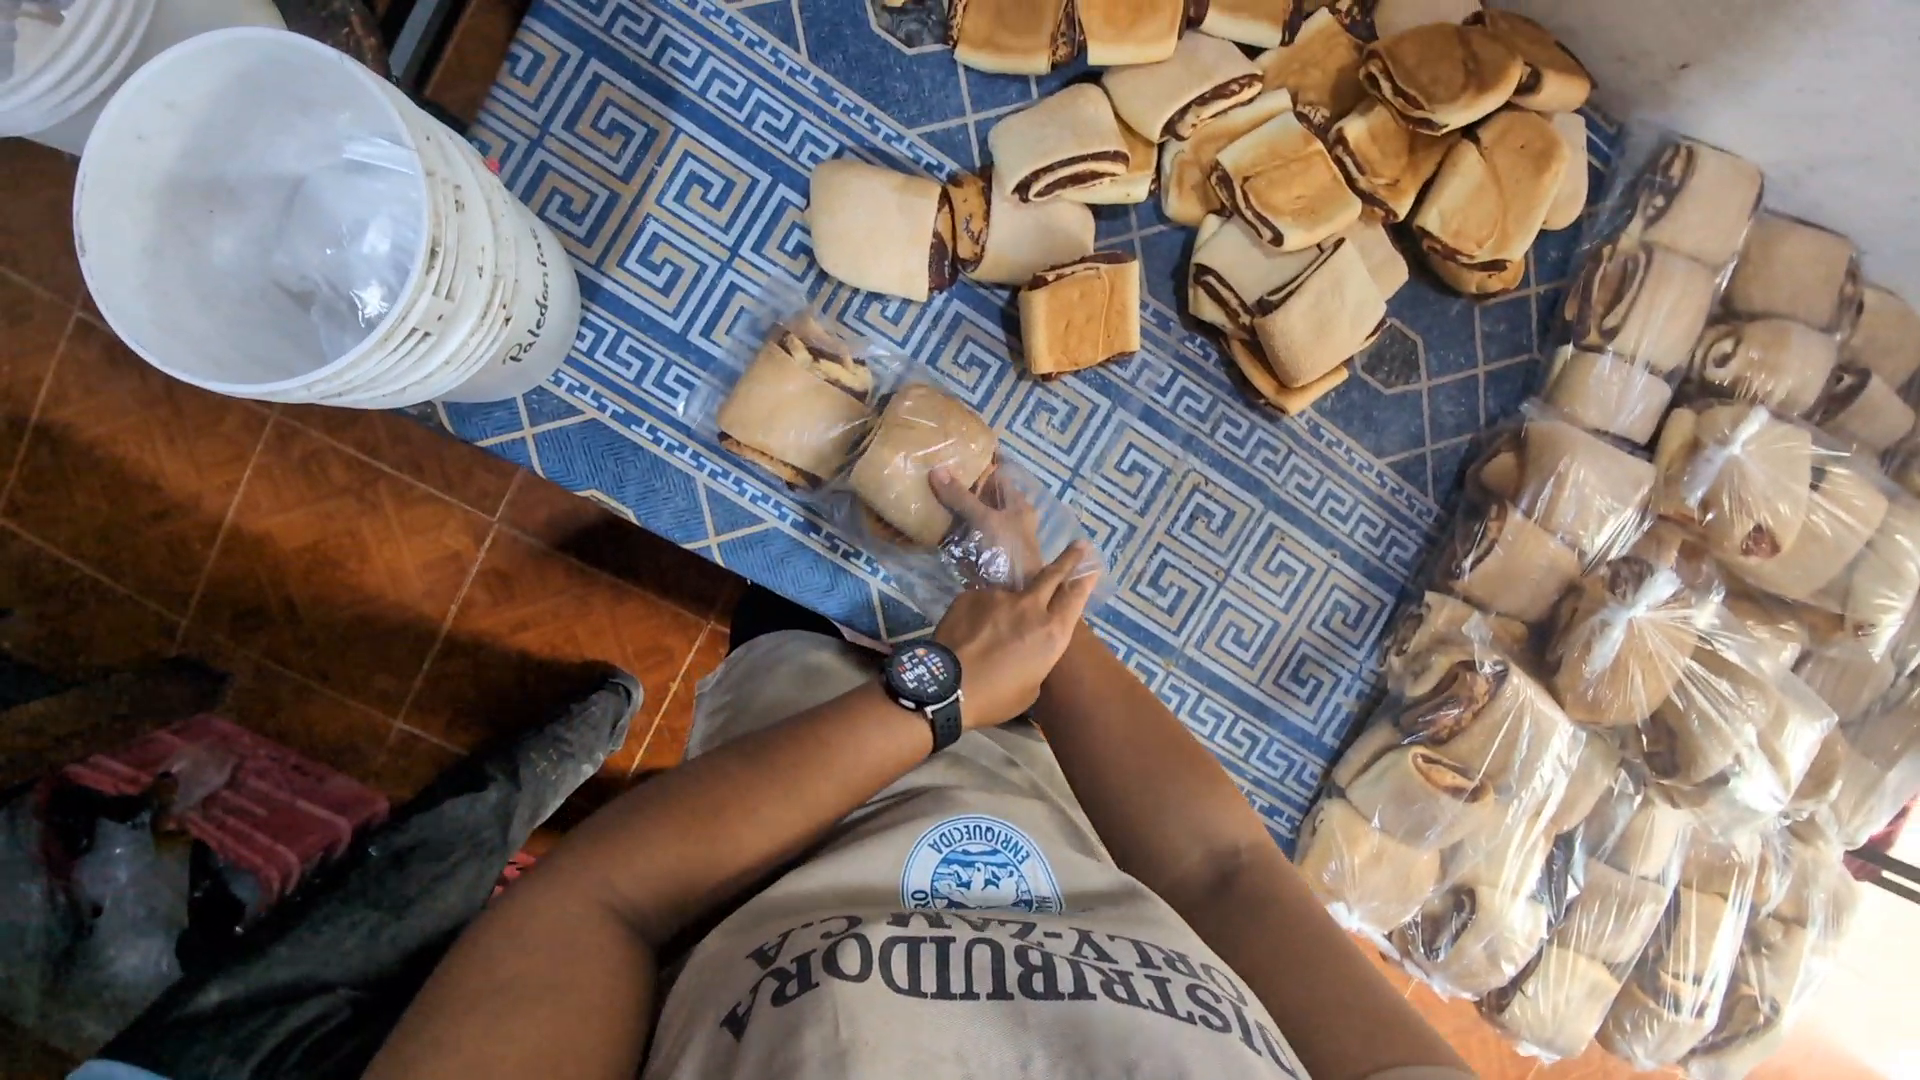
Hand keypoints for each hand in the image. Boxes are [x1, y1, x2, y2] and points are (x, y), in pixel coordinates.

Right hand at [932, 466, 1044, 587]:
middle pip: (981, 498)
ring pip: (969, 517)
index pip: (996, 477)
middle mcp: (1007, 519)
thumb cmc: (1008, 551)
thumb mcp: (985, 519)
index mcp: (1017, 505)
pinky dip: (948, 531)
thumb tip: (936, 469)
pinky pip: (962, 537)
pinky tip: (929, 524)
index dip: (976, 466)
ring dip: (951, 511)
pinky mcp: (980, 555)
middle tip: (929, 475)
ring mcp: (993, 538)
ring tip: (924, 496)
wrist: (1012, 596)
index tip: (950, 456)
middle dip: (958, 489)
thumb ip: (961, 497)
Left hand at [934, 541, 1098, 728]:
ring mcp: (998, 596)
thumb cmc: (995, 698)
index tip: (1092, 566)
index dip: (1085, 580)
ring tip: (993, 627)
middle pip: (1053, 575)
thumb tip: (1028, 647)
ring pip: (1011, 592)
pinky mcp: (971, 594)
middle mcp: (1029, 607)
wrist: (946, 687)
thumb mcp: (1031, 687)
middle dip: (1069, 559)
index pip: (1076, 597)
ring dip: (1009, 603)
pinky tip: (970, 631)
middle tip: (1079, 545)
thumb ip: (1036, 658)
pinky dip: (981, 613)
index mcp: (1052, 632)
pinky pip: (982, 601)